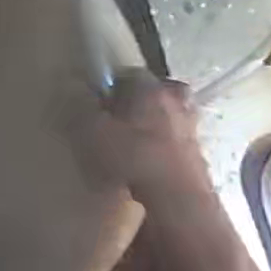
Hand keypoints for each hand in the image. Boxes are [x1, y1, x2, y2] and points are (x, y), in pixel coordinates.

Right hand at [88, 69, 212, 200]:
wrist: (177, 197)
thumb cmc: (131, 155)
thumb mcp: (90, 129)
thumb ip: (80, 104)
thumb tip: (71, 84)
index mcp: (152, 90)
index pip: (130, 73)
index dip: (110, 83)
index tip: (96, 97)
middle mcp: (177, 103)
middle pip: (159, 91)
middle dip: (142, 98)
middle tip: (119, 112)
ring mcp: (192, 128)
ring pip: (169, 114)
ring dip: (154, 121)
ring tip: (131, 138)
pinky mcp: (198, 153)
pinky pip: (175, 138)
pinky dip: (162, 143)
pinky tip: (144, 158)